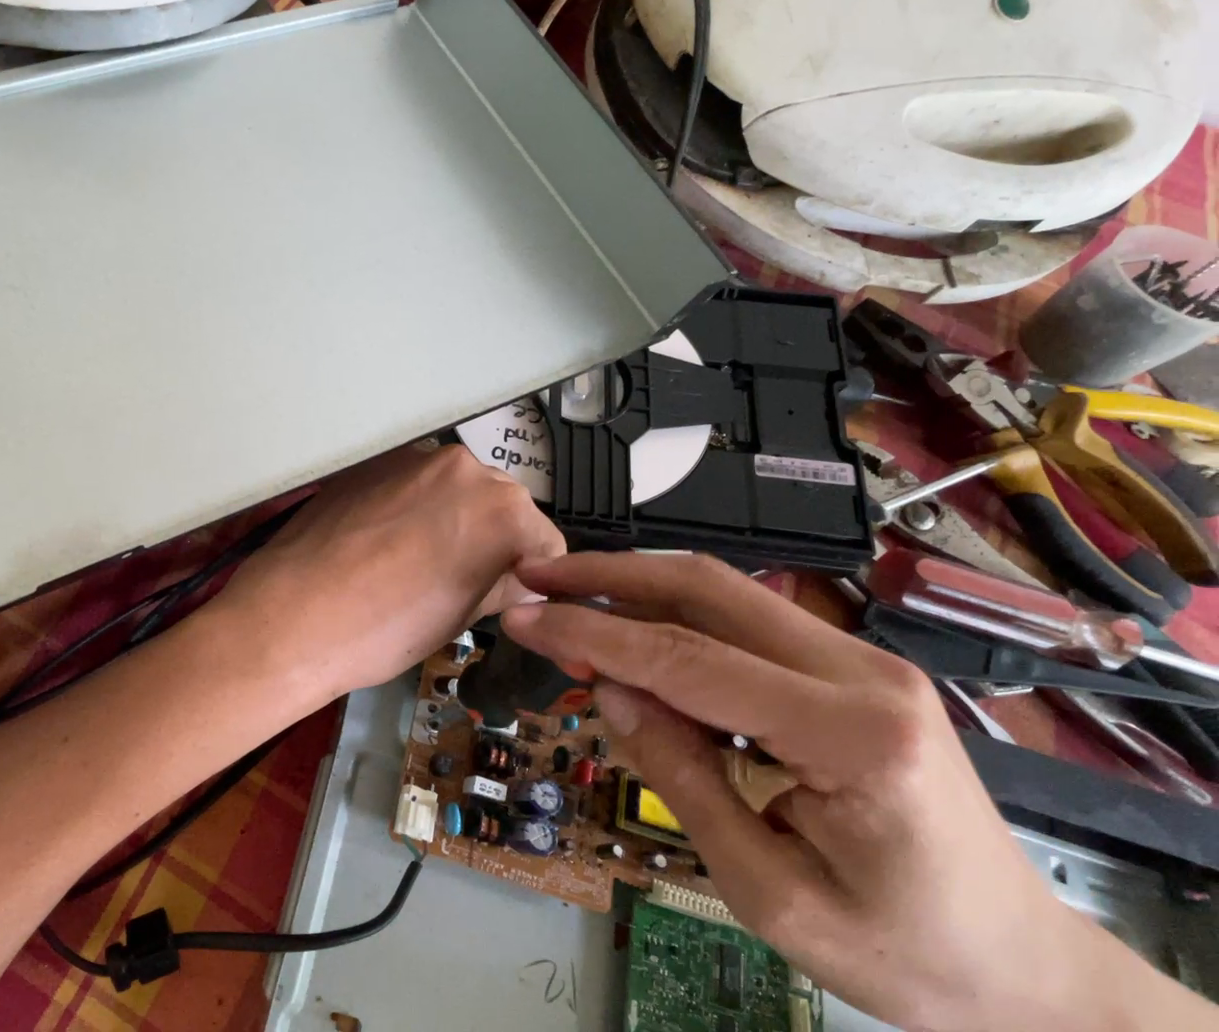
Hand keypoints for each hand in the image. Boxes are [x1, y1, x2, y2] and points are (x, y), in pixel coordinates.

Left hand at [214, 445, 564, 701]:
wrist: (291, 615)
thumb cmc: (381, 629)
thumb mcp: (460, 617)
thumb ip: (502, 586)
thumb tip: (517, 579)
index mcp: (501, 510)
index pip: (546, 542)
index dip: (532, 578)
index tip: (513, 598)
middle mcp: (462, 468)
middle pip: (499, 506)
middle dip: (491, 541)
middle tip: (461, 583)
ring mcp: (412, 459)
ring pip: (452, 491)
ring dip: (449, 519)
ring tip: (415, 564)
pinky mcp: (371, 462)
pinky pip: (409, 485)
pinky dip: (409, 508)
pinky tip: (383, 544)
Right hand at [501, 553, 1212, 1031]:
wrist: (1020, 967)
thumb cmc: (898, 950)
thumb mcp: (766, 889)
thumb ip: (681, 777)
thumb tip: (610, 691)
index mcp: (851, 734)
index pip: (688, 657)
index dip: (593, 632)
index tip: (522, 616)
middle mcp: (865, 673)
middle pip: (710, 589)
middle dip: (610, 575)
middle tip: (536, 576)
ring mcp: (866, 664)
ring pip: (727, 593)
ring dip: (638, 589)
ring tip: (566, 603)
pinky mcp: (855, 672)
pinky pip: (746, 625)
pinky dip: (675, 621)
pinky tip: (631, 639)